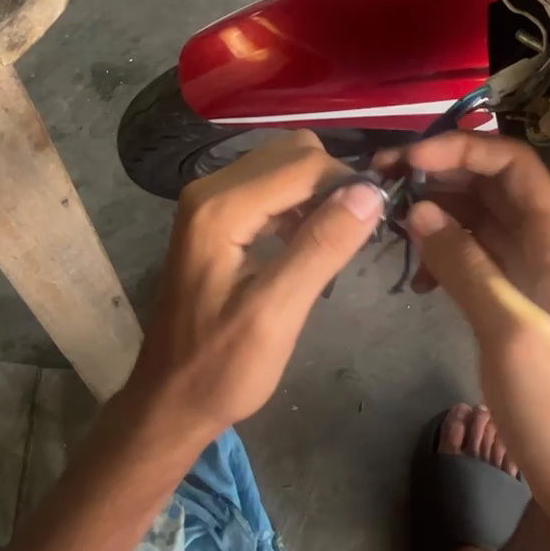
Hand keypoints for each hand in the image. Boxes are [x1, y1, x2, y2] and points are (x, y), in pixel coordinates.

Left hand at [124, 131, 383, 439]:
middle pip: (292, 153)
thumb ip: (321, 247)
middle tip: (359, 229)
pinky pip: (268, 184)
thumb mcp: (277, 313)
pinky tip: (310, 239)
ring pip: (282, 163)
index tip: (380, 219)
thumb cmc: (222, 367)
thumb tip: (370, 192)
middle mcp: (209, 188)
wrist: (170, 398)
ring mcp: (208, 198)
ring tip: (340, 236)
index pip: (302, 164)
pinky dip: (298, 200)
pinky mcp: (214, 213)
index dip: (348, 183)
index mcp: (220, 208)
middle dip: (333, 182)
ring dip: (318, 190)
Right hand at [381, 133, 549, 550]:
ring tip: (391, 226)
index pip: (513, 163)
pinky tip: (418, 279)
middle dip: (439, 177)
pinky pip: (479, 260)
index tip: (406, 161)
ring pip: (481, 222)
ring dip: (437, 216)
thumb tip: (416, 208)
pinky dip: (445, 256)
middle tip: (381, 185)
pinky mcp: (521, 308)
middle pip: (493, 187)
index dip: (459, 149)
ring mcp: (536, 279)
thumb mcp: (509, 332)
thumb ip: (463, 262)